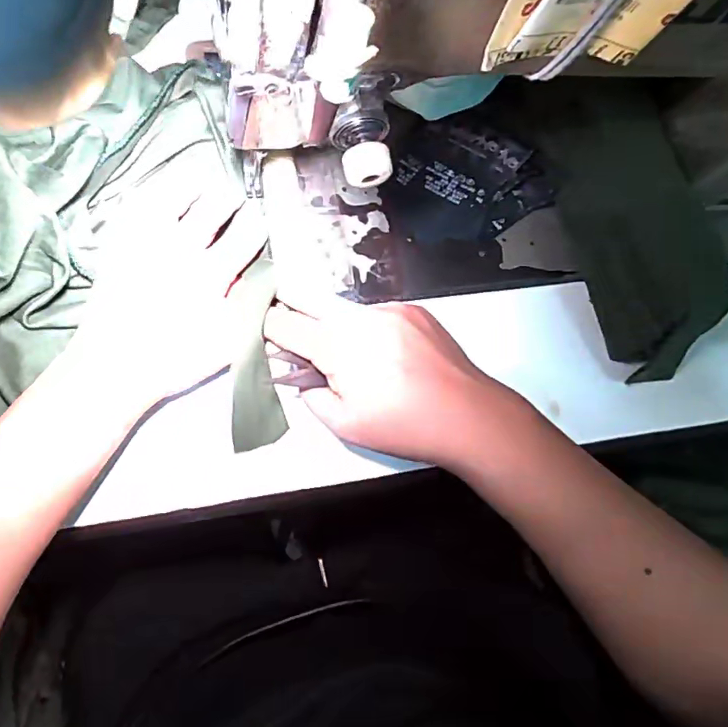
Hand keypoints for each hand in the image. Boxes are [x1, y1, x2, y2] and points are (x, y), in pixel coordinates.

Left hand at [60, 187, 266, 410]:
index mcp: (214, 274)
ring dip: (203, 188)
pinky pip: (146, 197)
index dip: (259, 223)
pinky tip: (176, 191)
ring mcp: (149, 238)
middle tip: (236, 203)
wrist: (116, 362)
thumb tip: (269, 275)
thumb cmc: (176, 358)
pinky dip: (166, 187)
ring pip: (185, 191)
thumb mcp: (228, 340)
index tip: (259, 222)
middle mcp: (184, 248)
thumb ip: (252, 305)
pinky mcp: (122, 237)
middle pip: (220, 204)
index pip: (250, 232)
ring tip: (208, 189)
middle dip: (234, 201)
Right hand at [262, 289, 535, 467]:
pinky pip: (377, 314)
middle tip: (289, 329)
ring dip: (338, 328)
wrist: (468, 414)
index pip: (284, 323)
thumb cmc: (408, 425)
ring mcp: (390, 310)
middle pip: (309, 301)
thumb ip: (313, 397)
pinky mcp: (412, 310)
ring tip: (358, 363)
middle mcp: (361, 319)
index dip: (266, 325)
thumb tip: (303, 379)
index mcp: (338, 346)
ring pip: (346, 310)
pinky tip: (386, 357)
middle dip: (294, 314)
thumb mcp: (346, 425)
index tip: (260, 329)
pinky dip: (371, 330)